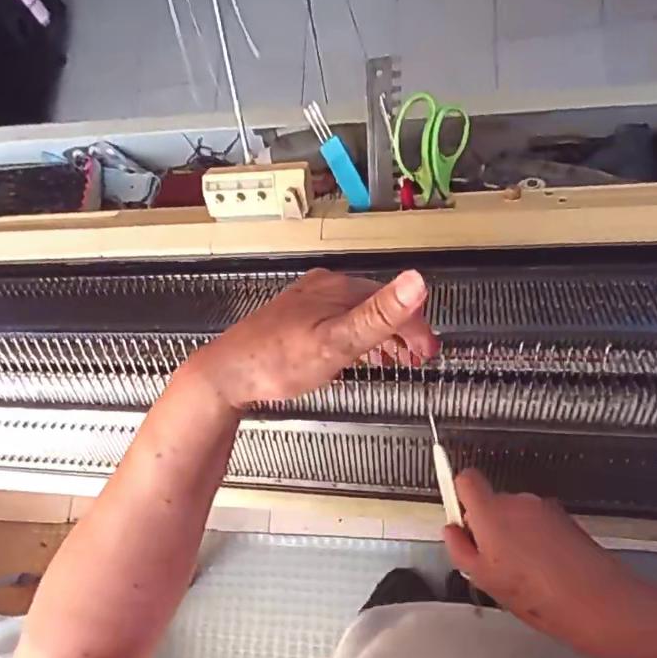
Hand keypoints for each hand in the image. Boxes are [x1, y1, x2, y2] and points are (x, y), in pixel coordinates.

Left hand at [182, 269, 439, 409]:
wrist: (228, 375)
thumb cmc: (275, 363)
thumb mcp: (337, 342)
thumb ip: (380, 316)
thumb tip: (416, 282)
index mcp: (339, 290)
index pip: (395, 301)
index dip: (418, 329)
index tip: (428, 351)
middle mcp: (325, 289)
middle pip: (379, 305)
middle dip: (404, 332)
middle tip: (418, 357)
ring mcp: (311, 303)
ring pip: (360, 313)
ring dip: (383, 335)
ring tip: (397, 357)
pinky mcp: (300, 318)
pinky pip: (341, 321)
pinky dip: (359, 337)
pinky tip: (358, 353)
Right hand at [441, 469, 653, 652]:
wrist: (593, 599)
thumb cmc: (538, 593)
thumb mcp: (482, 578)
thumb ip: (460, 549)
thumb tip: (452, 534)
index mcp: (491, 511)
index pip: (465, 480)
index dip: (458, 494)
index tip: (458, 514)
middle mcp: (518, 501)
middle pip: (491, 500)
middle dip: (487, 524)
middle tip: (490, 559)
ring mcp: (543, 508)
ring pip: (515, 513)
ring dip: (512, 534)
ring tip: (519, 571)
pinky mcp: (563, 518)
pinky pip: (537, 522)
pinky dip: (534, 539)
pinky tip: (539, 569)